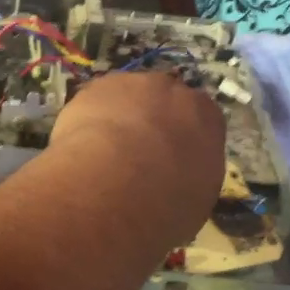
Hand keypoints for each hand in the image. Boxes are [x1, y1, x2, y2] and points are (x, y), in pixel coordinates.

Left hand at [50, 72, 226, 233]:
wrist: (116, 186)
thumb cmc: (166, 204)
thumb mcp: (194, 201)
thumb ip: (190, 177)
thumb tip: (176, 181)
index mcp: (207, 120)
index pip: (201, 120)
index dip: (182, 139)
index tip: (170, 159)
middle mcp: (176, 93)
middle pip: (164, 102)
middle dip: (151, 123)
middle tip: (134, 156)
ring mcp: (135, 84)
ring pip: (128, 97)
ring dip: (119, 118)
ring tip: (102, 153)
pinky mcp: (98, 86)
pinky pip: (97, 100)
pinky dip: (90, 117)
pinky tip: (81, 145)